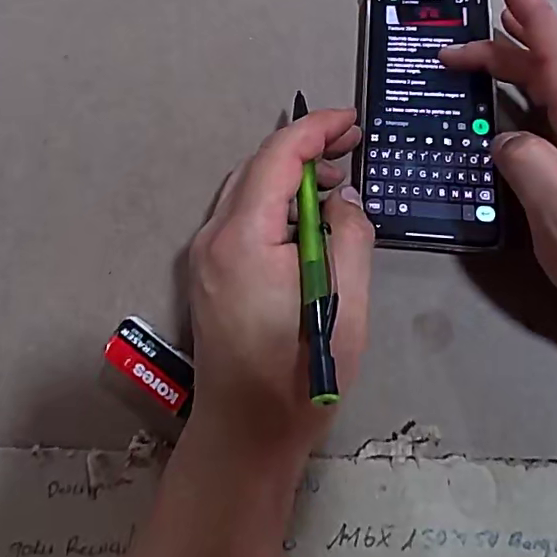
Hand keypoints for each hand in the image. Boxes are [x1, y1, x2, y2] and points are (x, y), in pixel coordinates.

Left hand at [185, 108, 373, 453]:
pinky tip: (306, 217)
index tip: (349, 120)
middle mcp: (214, 236)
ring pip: (248, 188)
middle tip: (349, 145)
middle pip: (258, 167)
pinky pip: (243, 215)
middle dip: (304, 148)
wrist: (244, 436)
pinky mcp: (209, 269)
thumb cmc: (301, 376)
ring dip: (290, 174)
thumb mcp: (345, 304)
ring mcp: (205, 253)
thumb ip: (350, 236)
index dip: (315, 129)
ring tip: (335, 179)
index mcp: (243, 238)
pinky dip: (275, 202)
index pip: (278, 158)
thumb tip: (341, 198)